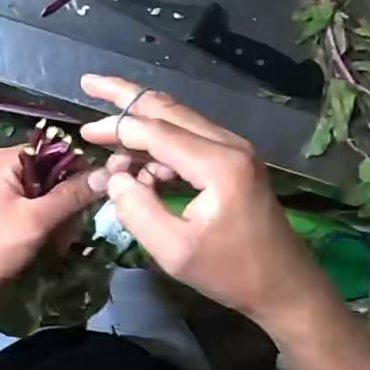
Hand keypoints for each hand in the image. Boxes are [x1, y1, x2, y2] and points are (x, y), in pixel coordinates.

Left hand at [0, 144, 99, 305]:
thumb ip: (73, 195)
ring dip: (57, 216)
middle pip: (50, 172)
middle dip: (66, 200)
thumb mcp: (38, 220)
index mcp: (3, 159)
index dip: (78, 170)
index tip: (96, 195)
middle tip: (71, 229)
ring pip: (43, 192)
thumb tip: (109, 172)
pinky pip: (30, 206)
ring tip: (59, 241)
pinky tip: (48, 243)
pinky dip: (43, 222)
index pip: (54, 150)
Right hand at [79, 75, 331, 324]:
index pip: (156, 132)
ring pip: (178, 120)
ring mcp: (234, 152)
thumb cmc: (232, 273)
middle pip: (168, 109)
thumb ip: (137, 210)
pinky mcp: (232, 163)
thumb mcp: (174, 251)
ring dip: (140, 121)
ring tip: (103, 129)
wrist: (286, 287)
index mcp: (218, 165)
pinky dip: (157, 145)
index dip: (116, 128)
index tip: (83, 132)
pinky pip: (188, 141)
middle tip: (89, 82)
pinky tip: (138, 165)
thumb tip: (115, 178)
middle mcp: (229, 146)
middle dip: (126, 96)